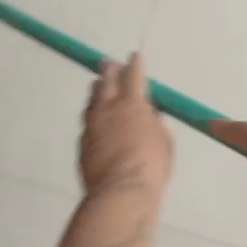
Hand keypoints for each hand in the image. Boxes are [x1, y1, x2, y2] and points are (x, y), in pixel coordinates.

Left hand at [80, 54, 171, 195]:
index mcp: (133, 105)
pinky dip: (93, 118)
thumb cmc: (152, 165)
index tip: (134, 55)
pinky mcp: (82, 144)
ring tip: (97, 87)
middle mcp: (109, 110)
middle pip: (106, 82)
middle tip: (108, 63)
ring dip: (96, 92)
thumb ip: (156, 125)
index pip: (134, 76)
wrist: (121, 191)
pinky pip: (87, 124)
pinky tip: (96, 122)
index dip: (135, 64)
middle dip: (109, 71)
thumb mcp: (164, 142)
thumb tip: (151, 116)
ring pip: (91, 102)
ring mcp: (92, 126)